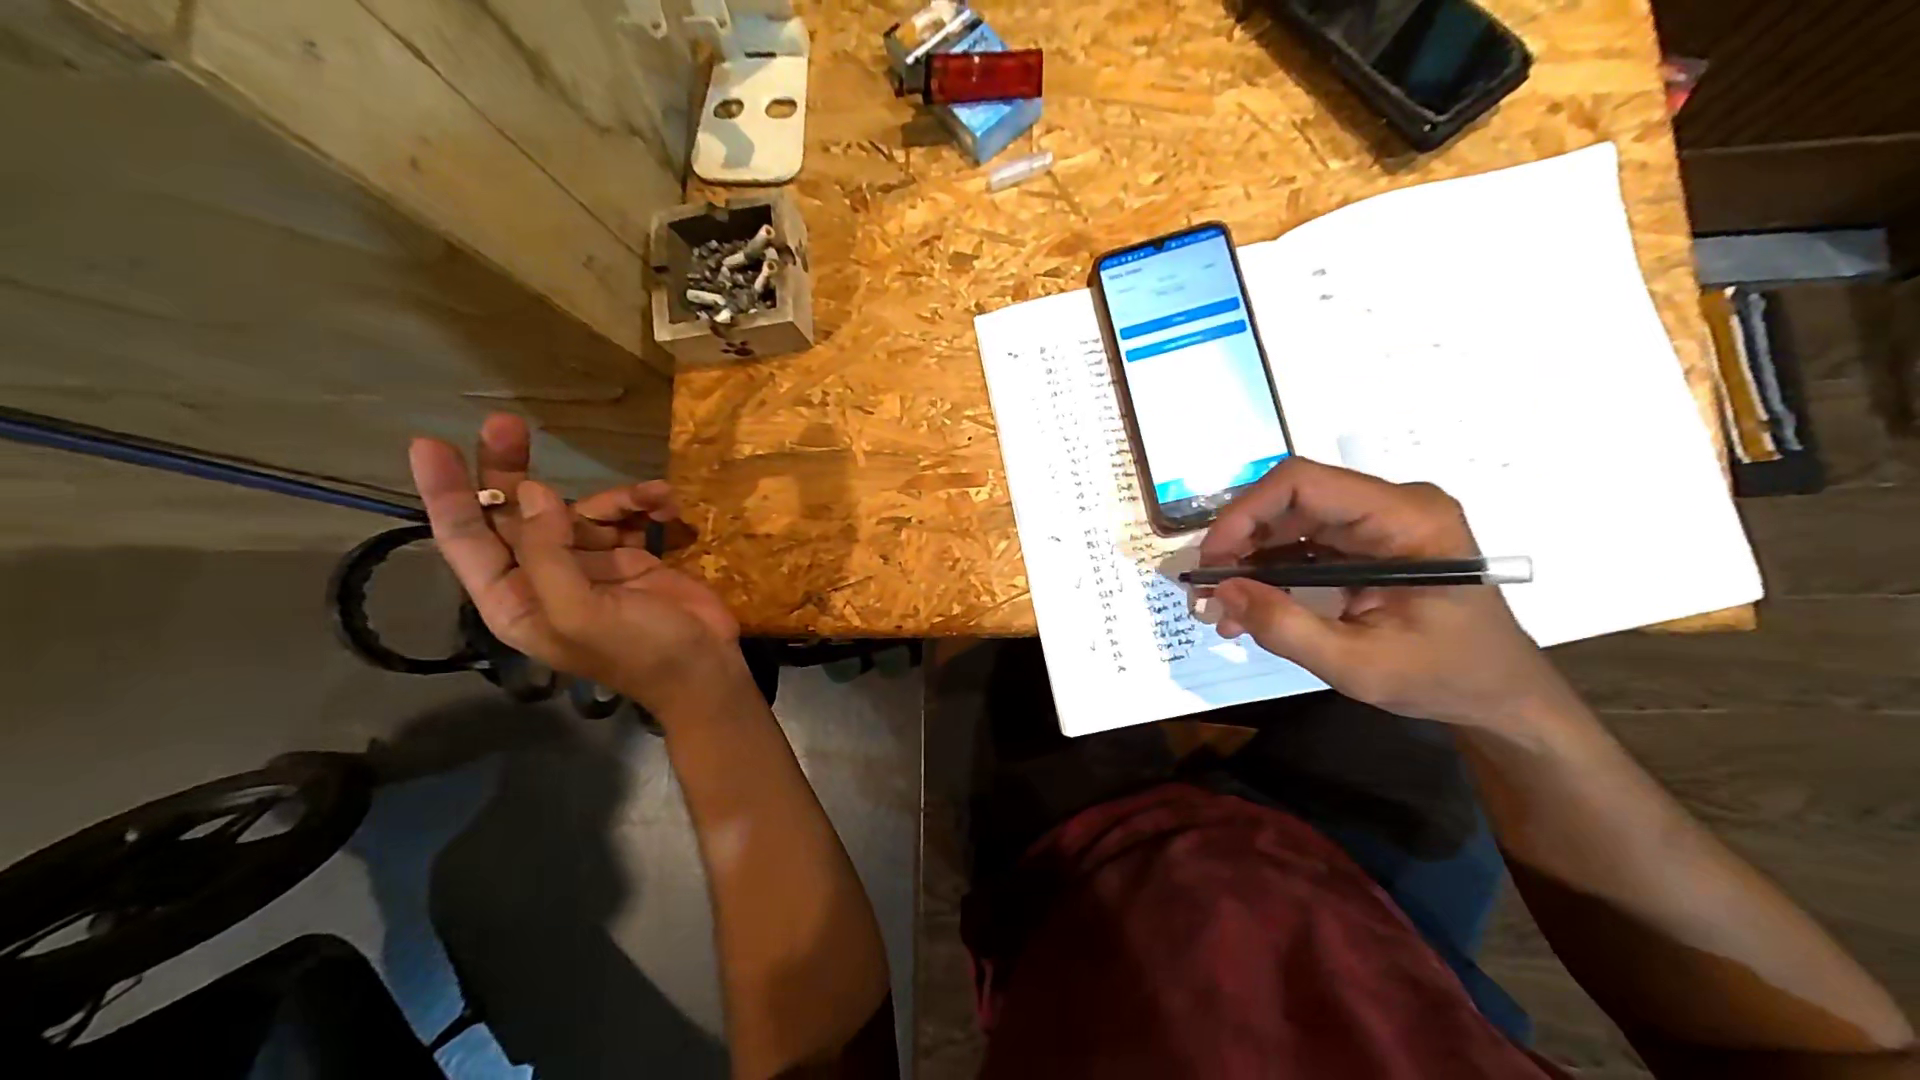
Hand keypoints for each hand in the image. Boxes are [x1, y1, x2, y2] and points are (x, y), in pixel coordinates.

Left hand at [409, 414, 740, 713]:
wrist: (705, 668)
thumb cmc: (638, 650)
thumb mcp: (580, 612)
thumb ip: (548, 552)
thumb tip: (533, 491)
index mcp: (516, 600)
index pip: (467, 540)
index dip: (447, 493)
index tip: (430, 444)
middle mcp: (545, 577)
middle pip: (515, 514)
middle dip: (512, 471)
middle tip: (507, 424)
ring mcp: (590, 564)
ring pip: (580, 510)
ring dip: (615, 497)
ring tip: (653, 496)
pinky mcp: (632, 557)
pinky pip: (626, 517)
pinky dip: (645, 506)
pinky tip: (669, 505)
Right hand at [1198, 457, 1571, 729]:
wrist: (1500, 697)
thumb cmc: (1445, 678)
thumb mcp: (1359, 665)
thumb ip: (1286, 627)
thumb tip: (1220, 591)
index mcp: (1407, 519)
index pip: (1305, 483)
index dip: (1246, 513)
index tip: (1213, 560)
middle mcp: (1392, 506)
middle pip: (1291, 500)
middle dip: (1239, 542)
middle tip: (1206, 588)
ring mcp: (1379, 524)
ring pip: (1289, 522)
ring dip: (1248, 561)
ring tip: (1221, 606)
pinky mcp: (1367, 545)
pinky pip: (1303, 544)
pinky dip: (1269, 573)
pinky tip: (1248, 606)